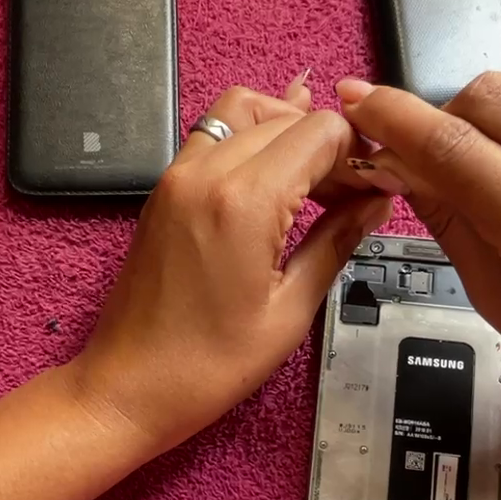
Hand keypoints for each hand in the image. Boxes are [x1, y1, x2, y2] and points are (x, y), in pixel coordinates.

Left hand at [70, 78, 393, 451]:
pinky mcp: (161, 194)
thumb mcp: (288, 312)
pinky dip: (246, 142)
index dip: (357, 154)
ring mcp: (175, 179)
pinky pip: (210, 139)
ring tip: (312, 179)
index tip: (373, 190)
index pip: (319, 132)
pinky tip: (272, 176)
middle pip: (285, 119)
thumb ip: (335, 242)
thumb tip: (372, 203)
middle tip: (351, 194)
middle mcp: (204, 174)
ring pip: (242, 112)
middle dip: (328, 146)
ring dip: (284, 131)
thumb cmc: (206, 366)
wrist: (127, 387)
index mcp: (244, 201)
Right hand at [336, 66, 500, 446]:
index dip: (392, 116)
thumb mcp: (497, 301)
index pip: (452, 147)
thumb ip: (449, 222)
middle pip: (490, 94)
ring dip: (485, 108)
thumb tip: (397, 168)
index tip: (354, 97)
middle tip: (424, 158)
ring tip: (478, 156)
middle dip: (440, 116)